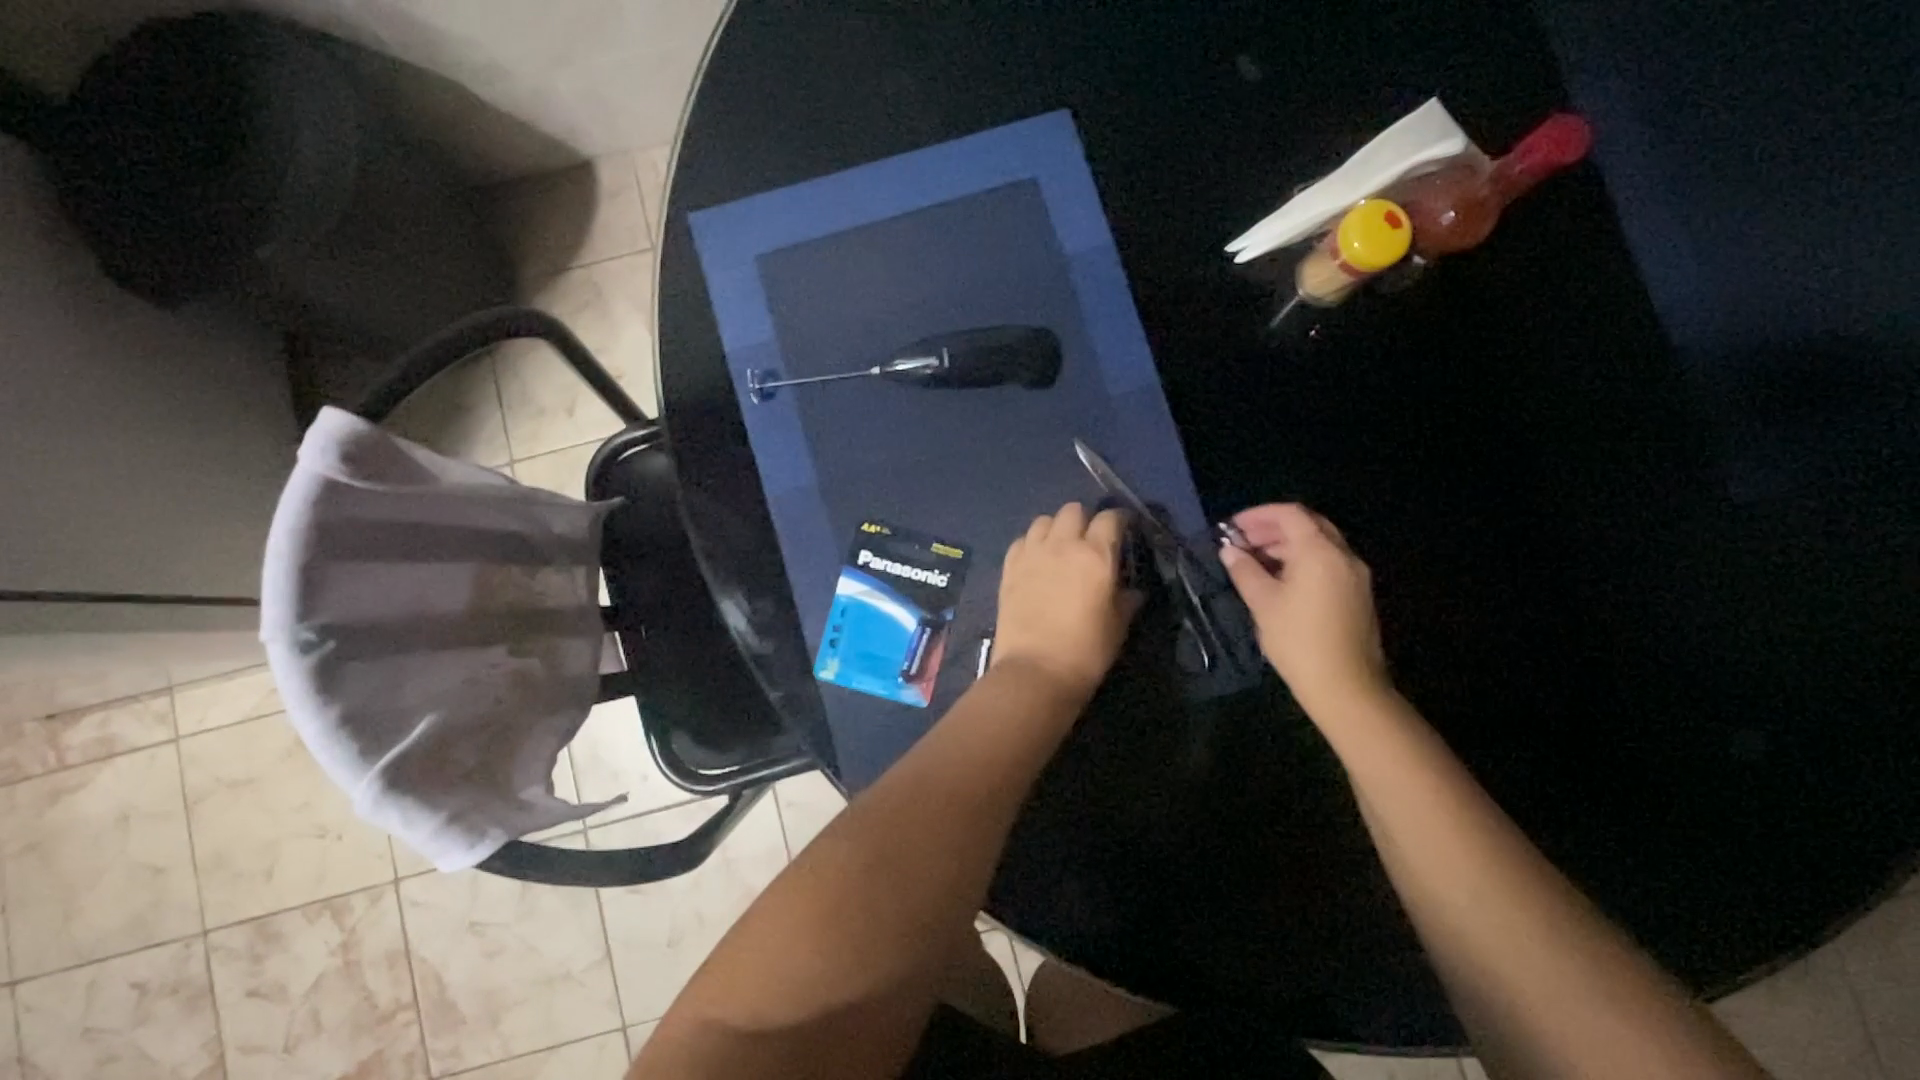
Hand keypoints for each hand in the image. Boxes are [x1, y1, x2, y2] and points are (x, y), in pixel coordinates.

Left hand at [993, 503, 1140, 698]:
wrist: (1035, 671)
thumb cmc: (1086, 652)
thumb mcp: (1117, 627)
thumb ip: (1126, 601)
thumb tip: (1133, 591)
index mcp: (1096, 555)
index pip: (1111, 518)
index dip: (1119, 521)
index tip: (1124, 531)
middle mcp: (1063, 545)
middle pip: (1074, 510)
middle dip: (1085, 520)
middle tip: (1090, 541)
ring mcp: (1032, 554)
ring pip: (1044, 520)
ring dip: (1056, 528)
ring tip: (1061, 548)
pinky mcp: (1009, 568)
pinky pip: (1022, 540)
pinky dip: (1031, 544)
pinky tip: (1037, 561)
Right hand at [1219, 503, 1389, 713]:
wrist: (1345, 685)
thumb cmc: (1298, 640)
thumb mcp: (1263, 603)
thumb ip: (1245, 571)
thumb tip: (1230, 551)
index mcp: (1320, 551)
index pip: (1290, 514)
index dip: (1259, 515)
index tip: (1233, 527)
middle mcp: (1343, 555)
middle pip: (1309, 525)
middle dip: (1274, 528)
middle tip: (1244, 541)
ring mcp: (1355, 575)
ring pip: (1321, 545)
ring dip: (1288, 545)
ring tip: (1257, 561)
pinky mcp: (1358, 594)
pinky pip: (1329, 563)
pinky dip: (1304, 561)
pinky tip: (1282, 580)